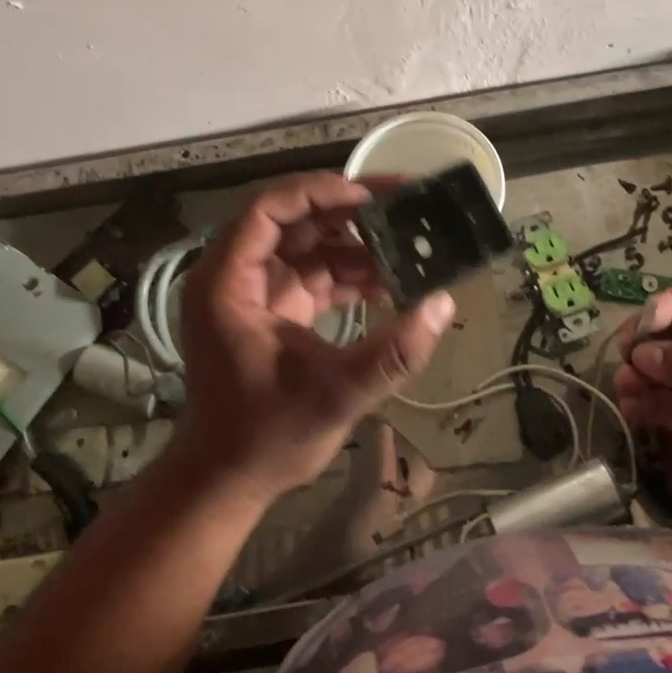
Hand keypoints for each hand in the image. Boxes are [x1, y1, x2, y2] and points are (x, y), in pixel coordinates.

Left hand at [177, 173, 457, 498]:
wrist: (228, 479)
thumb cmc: (266, 436)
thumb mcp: (335, 394)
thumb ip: (393, 352)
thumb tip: (444, 303)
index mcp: (227, 283)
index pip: (268, 210)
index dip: (319, 193)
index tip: (372, 197)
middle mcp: (235, 276)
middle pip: (292, 220)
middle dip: (349, 212)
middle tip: (405, 205)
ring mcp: (255, 293)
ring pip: (308, 245)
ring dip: (356, 245)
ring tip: (410, 244)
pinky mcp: (275, 311)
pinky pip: (314, 274)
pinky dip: (350, 275)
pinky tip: (392, 280)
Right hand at [612, 286, 671, 526]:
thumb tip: (643, 355)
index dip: (666, 308)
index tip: (642, 327)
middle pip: (670, 336)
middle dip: (644, 343)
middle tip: (625, 358)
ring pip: (660, 373)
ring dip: (638, 377)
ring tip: (625, 389)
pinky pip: (662, 407)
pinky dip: (643, 406)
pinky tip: (633, 412)